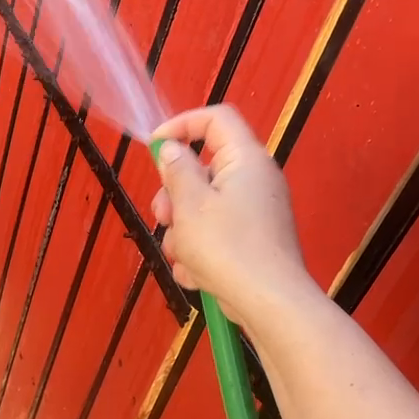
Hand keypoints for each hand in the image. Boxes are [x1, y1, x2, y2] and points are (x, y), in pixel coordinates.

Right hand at [148, 104, 320, 331]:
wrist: (266, 299)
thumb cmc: (226, 246)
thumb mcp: (190, 205)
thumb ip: (177, 171)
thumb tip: (169, 148)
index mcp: (244, 160)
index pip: (215, 119)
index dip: (181, 124)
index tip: (151, 146)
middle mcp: (253, 179)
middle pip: (200, 170)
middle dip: (173, 195)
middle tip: (164, 217)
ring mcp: (252, 211)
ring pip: (199, 208)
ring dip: (180, 232)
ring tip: (183, 255)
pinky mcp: (249, 239)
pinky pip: (211, 234)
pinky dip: (197, 252)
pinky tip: (197, 273)